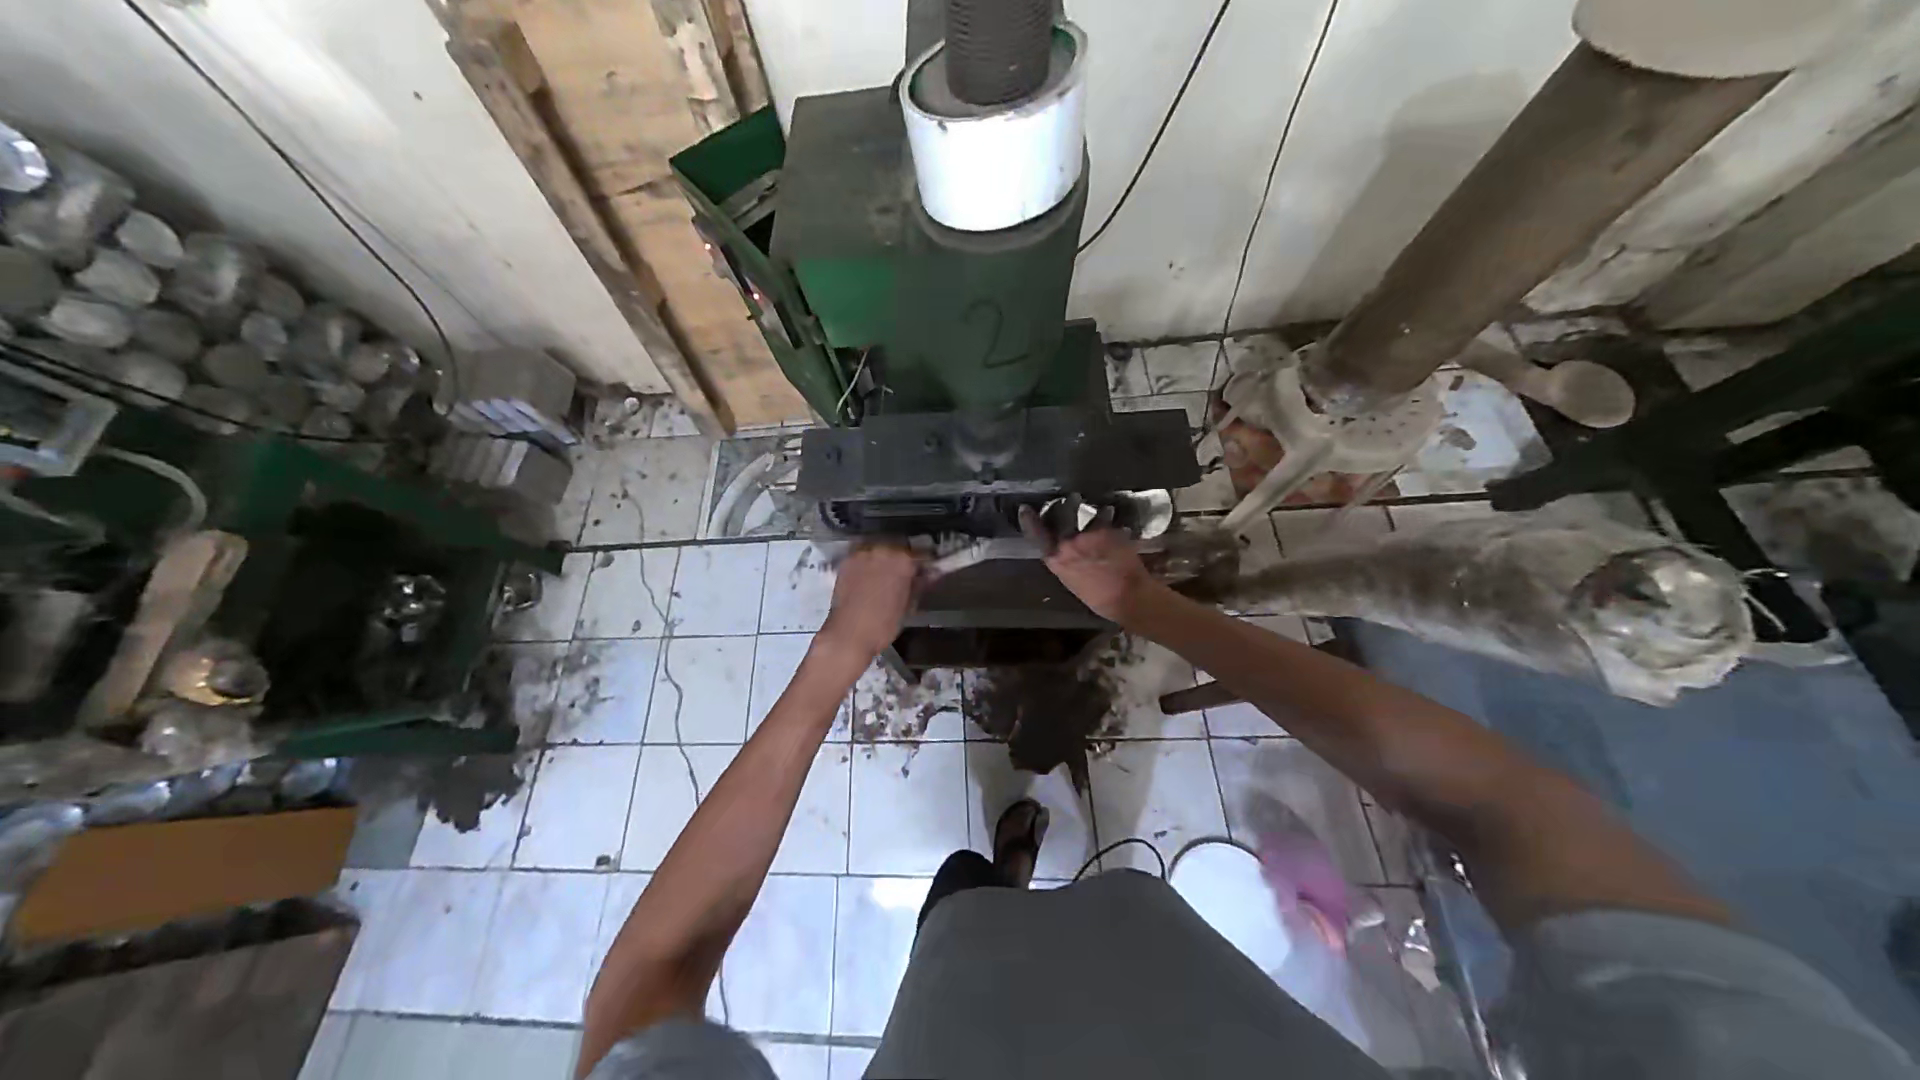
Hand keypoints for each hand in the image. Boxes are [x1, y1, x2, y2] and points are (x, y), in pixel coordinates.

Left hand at [818, 542, 922, 658]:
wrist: (849, 634)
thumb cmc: (884, 625)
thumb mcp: (909, 605)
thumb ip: (920, 584)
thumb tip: (929, 574)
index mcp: (903, 560)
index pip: (922, 555)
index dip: (925, 565)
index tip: (927, 571)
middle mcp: (883, 550)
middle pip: (899, 549)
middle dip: (904, 560)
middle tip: (905, 576)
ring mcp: (862, 554)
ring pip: (879, 551)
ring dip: (884, 560)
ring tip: (884, 577)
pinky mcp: (846, 561)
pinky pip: (862, 557)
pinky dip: (868, 564)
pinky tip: (868, 578)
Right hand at [1019, 506, 1161, 623]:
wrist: (1127, 598)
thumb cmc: (1099, 598)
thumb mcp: (1071, 582)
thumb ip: (1065, 563)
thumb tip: (1065, 552)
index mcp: (1055, 559)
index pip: (1035, 534)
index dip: (1028, 520)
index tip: (1025, 508)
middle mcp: (1069, 543)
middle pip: (1062, 515)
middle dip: (1067, 504)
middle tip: (1073, 497)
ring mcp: (1090, 535)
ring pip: (1092, 515)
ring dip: (1100, 512)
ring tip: (1105, 510)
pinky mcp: (1111, 532)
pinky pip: (1112, 521)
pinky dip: (1117, 523)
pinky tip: (1122, 525)